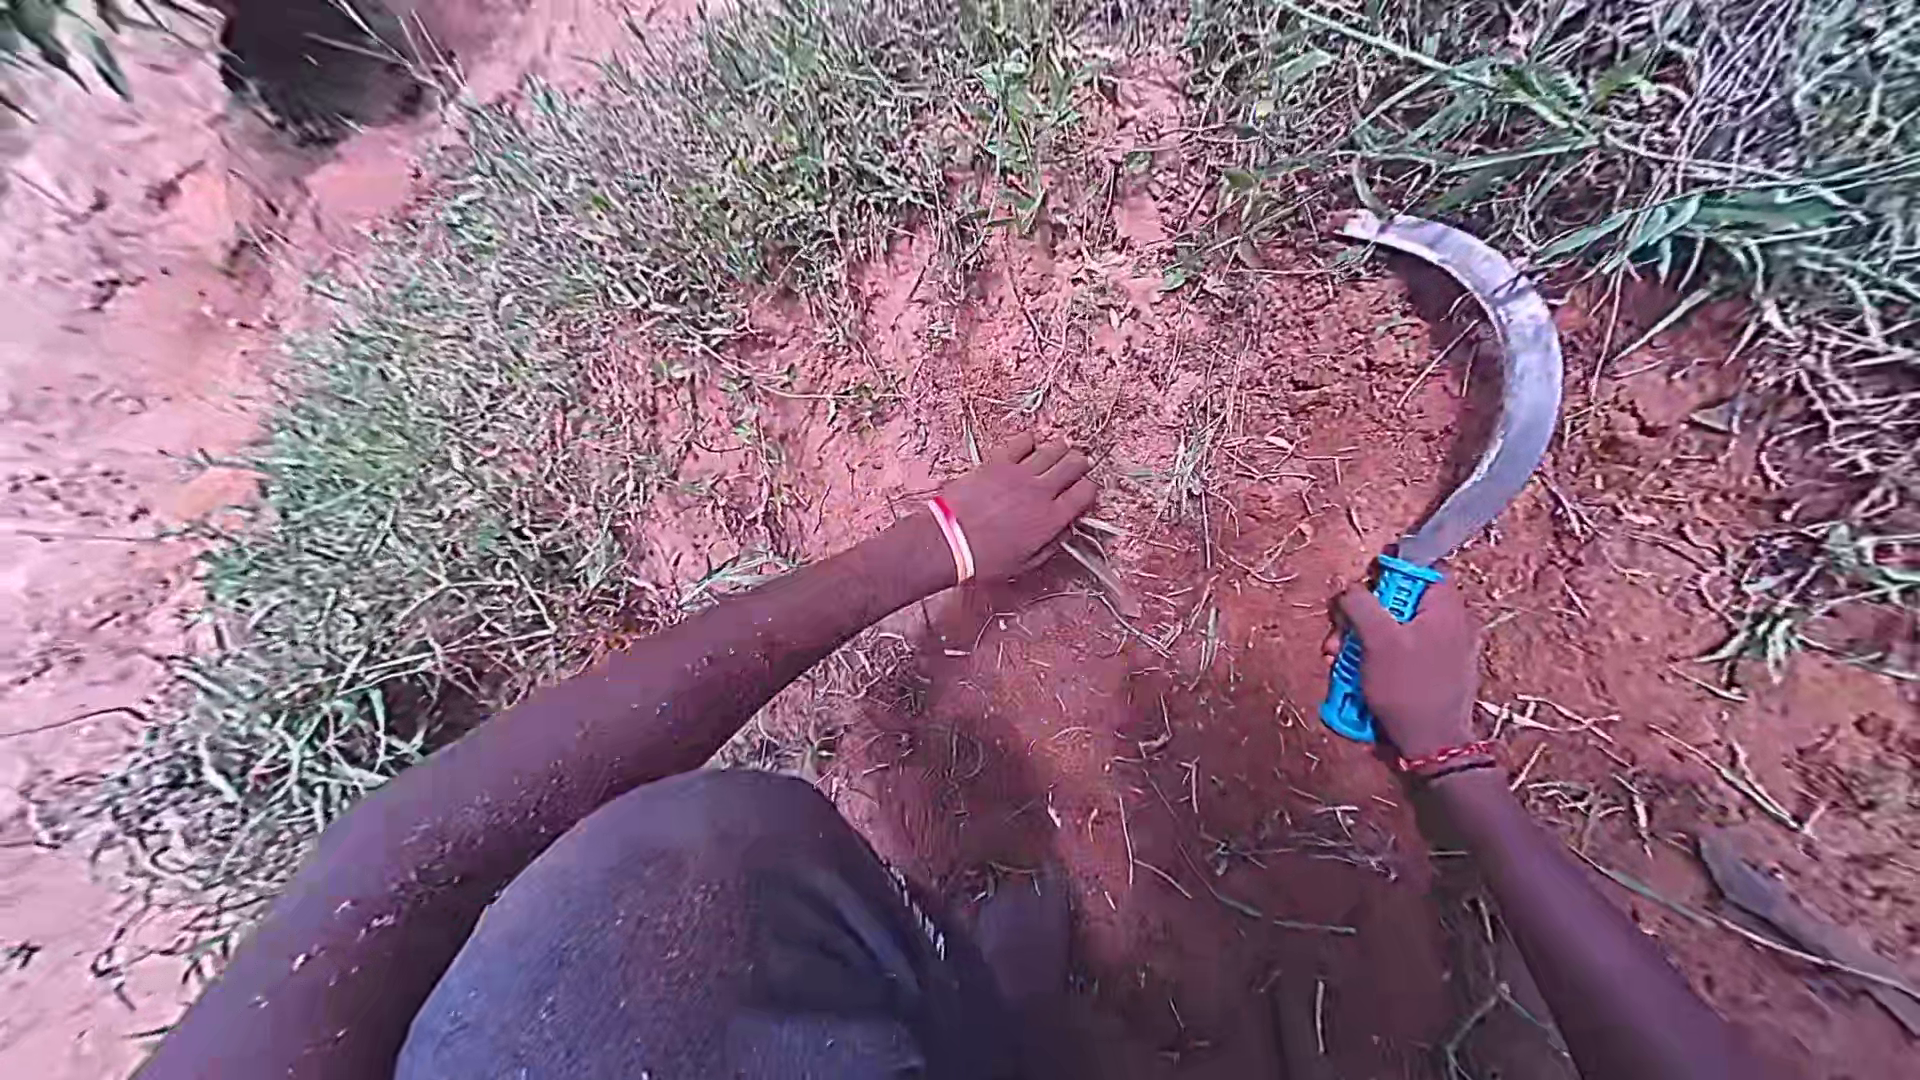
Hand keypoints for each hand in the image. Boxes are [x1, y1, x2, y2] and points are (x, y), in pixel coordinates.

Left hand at [940, 434, 1096, 579]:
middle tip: (1078, 463)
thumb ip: (1051, 543)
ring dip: (1060, 449)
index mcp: (1051, 518)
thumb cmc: (985, 559)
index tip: (1085, 489)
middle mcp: (1041, 492)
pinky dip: (1029, 441)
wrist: (950, 541)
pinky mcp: (998, 462)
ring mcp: (1019, 473)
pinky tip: (1030, 445)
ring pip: (1051, 450)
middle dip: (1080, 463)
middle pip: (1073, 465)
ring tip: (1061, 449)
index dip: (1089, 488)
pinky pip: (1021, 442)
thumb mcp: (1026, 563)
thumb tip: (1064, 529)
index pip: (1085, 492)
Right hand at [1321, 580, 1479, 758]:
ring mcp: (1437, 650)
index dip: (1391, 570)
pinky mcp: (1425, 671)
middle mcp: (1446, 626)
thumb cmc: (1407, 686)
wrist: (1429, 744)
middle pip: (1397, 601)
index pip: (1424, 570)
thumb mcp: (1377, 638)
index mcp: (1445, 611)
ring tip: (1338, 659)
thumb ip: (1361, 603)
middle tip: (1340, 634)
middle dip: (1360, 615)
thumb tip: (1348, 586)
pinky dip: (1368, 658)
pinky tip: (1350, 673)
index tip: (1363, 583)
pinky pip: (1392, 652)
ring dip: (1357, 640)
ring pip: (1388, 628)